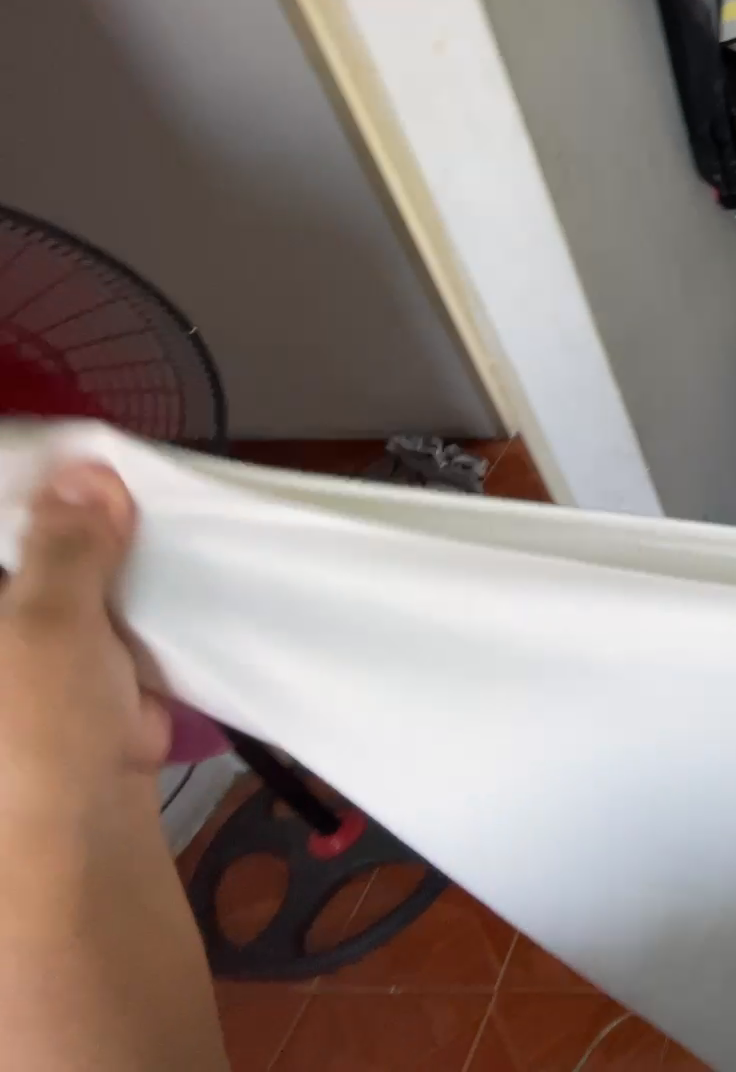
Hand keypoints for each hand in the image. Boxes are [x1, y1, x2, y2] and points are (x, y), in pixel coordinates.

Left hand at [0, 463, 225, 1069]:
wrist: (75, 824)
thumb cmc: (32, 733)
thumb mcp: (48, 630)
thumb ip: (69, 554)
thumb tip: (89, 470)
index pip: (2, 531)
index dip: (34, 494)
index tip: (87, 464)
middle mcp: (0, 622)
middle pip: (32, 548)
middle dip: (84, 522)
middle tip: (136, 492)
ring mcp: (28, 647)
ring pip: (76, 577)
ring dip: (119, 558)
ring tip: (161, 530)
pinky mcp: (75, 668)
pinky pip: (107, 612)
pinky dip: (138, 598)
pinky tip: (167, 587)